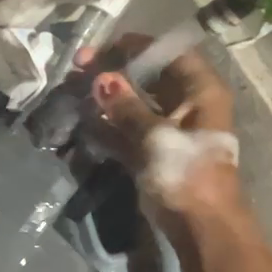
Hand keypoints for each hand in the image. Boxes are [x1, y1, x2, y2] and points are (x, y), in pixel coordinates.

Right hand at [77, 35, 244, 245]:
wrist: (199, 224)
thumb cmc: (187, 174)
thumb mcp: (156, 137)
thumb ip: (126, 107)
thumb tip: (101, 78)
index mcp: (200, 91)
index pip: (168, 54)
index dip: (135, 47)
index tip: (98, 48)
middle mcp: (185, 104)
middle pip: (147, 77)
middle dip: (113, 72)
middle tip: (76, 69)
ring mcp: (167, 129)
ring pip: (132, 104)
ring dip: (104, 99)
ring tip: (72, 92)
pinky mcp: (151, 152)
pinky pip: (125, 130)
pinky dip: (105, 125)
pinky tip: (81, 121)